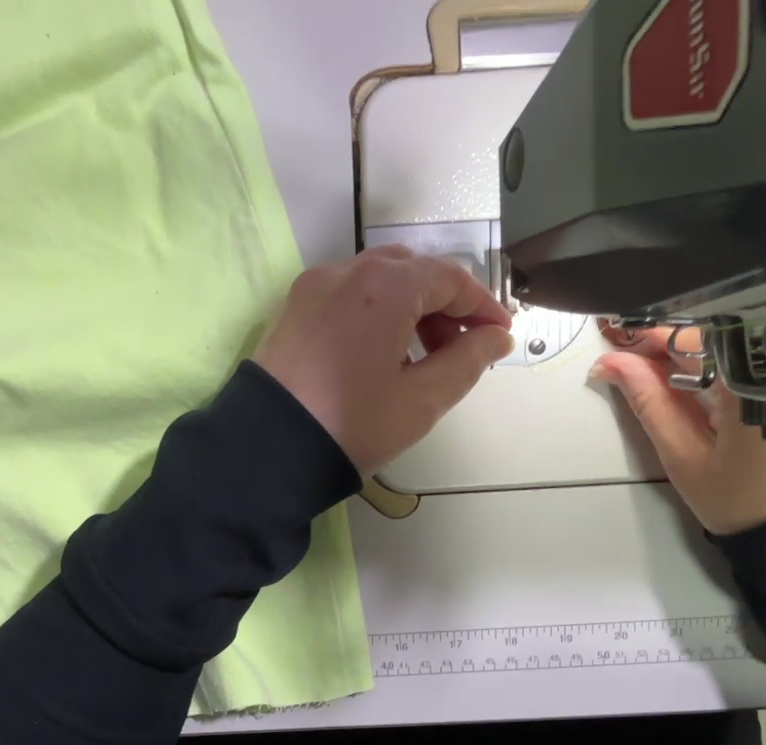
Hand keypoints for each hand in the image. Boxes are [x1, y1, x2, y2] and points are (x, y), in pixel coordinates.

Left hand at [253, 247, 513, 474]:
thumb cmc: (351, 425)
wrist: (266, 450)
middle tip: (459, 348)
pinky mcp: (291, 309)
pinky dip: (373, 313)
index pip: (449, 278)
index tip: (499, 335)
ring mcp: (312, 288)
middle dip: (444, 304)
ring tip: (421, 358)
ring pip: (376, 280)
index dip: (482, 305)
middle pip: (411, 271)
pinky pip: (345, 296)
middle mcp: (344, 272)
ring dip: (409, 307)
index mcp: (383, 287)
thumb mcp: (421, 400)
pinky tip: (380, 355)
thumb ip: (467, 361)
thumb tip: (495, 337)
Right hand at [592, 326, 765, 534]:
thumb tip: (611, 363)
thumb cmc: (746, 504)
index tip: (627, 337)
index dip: (657, 337)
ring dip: (738, 352)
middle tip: (663, 365)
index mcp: (755, 379)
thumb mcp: (686, 458)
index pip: (696, 337)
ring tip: (716, 384)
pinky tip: (761, 391)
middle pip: (734, 332)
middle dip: (696, 346)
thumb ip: (649, 402)